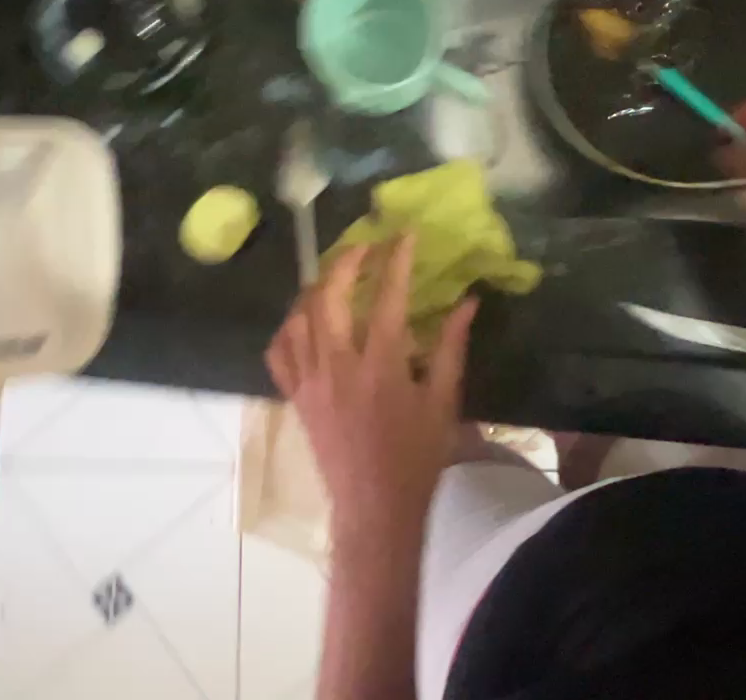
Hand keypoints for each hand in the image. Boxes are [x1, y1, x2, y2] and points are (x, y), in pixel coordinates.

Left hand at [265, 234, 477, 544]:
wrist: (374, 510)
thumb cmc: (416, 458)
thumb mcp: (443, 401)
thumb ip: (451, 347)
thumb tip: (467, 303)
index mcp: (380, 366)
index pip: (386, 297)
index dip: (396, 260)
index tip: (403, 234)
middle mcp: (337, 366)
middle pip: (328, 296)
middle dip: (345, 262)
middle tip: (364, 247)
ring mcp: (309, 382)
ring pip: (298, 318)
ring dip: (315, 289)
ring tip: (334, 276)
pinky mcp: (295, 398)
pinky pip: (278, 354)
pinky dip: (287, 329)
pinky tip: (303, 321)